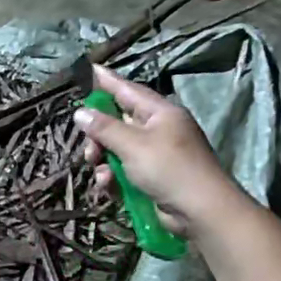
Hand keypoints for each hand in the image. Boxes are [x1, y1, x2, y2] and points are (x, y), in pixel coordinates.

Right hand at [73, 65, 247, 235]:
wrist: (200, 211)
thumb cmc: (169, 169)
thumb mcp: (132, 145)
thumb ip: (104, 128)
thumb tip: (80, 112)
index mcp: (160, 113)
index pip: (128, 90)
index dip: (108, 82)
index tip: (90, 69)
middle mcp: (158, 130)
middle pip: (118, 123)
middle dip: (99, 137)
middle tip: (90, 151)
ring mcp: (156, 155)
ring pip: (117, 150)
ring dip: (103, 161)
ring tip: (101, 174)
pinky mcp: (152, 177)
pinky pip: (123, 170)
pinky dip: (113, 178)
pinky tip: (109, 187)